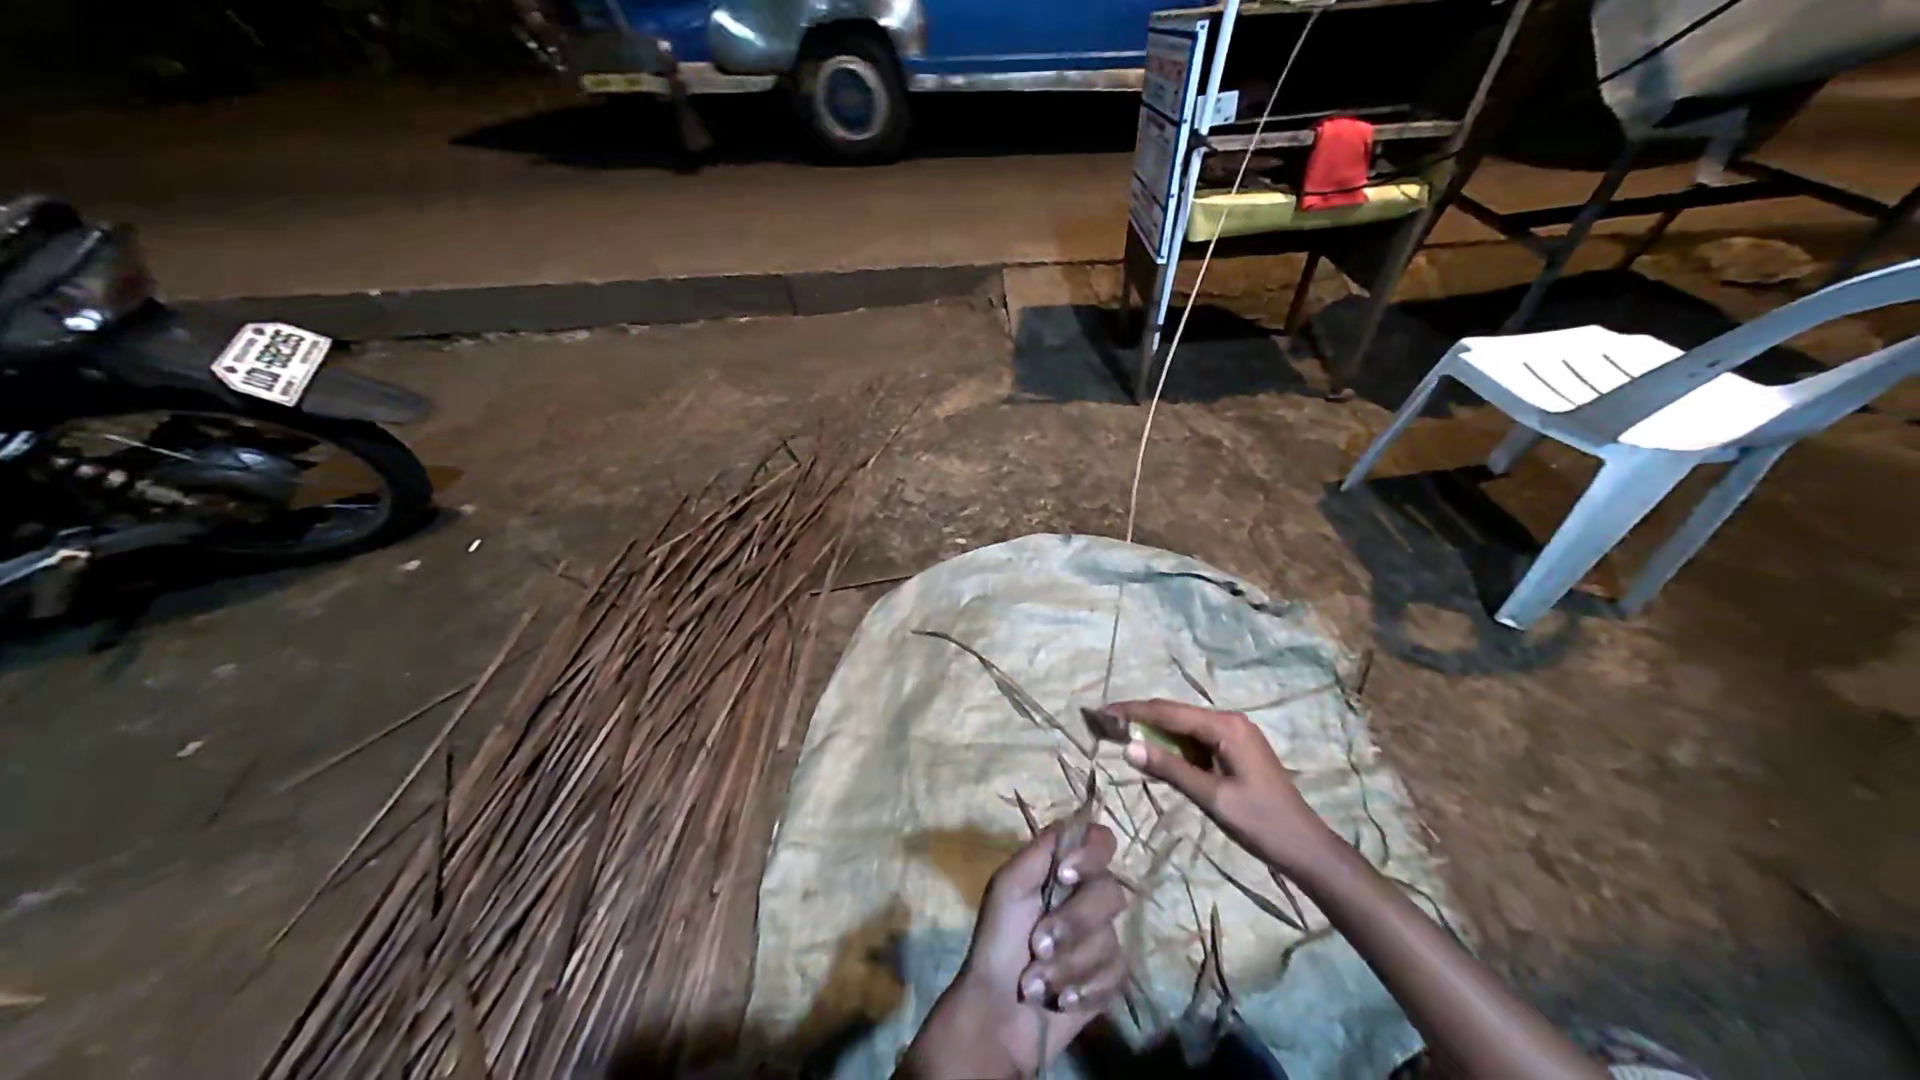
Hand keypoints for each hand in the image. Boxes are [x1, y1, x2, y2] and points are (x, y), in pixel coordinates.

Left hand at [899, 822, 1128, 1078]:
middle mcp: (1087, 897)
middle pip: (1111, 892)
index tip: (1064, 875)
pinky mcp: (1110, 978)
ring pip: (1110, 939)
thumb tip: (1076, 823)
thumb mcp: (1007, 886)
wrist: (996, 1012)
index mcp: (1063, 869)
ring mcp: (1101, 937)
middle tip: (1038, 944)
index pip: (1100, 841)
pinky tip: (1062, 1000)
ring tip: (1036, 980)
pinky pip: (1116, 974)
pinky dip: (1085, 988)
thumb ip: (1039, 851)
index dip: (1091, 855)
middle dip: (1073, 923)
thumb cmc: (996, 941)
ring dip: (1068, 964)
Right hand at [1107, 699, 1340, 873]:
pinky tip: (1154, 752)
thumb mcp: (1212, 797)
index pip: (1169, 712)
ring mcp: (1234, 734)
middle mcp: (1230, 721)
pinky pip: (1196, 739)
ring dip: (1154, 730)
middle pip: (1175, 713)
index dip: (1133, 711)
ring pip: (1184, 725)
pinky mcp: (1235, 748)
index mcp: (1226, 726)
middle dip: (1140, 717)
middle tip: (1105, 723)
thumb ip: (1170, 769)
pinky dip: (1172, 744)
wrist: (1305, 847)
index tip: (1102, 712)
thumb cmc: (1261, 823)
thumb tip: (1128, 747)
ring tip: (1121, 735)